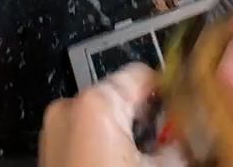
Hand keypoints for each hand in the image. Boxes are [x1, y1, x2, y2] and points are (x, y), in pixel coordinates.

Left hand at [40, 63, 169, 166]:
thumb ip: (177, 146)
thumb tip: (185, 141)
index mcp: (96, 102)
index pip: (141, 74)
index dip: (167, 90)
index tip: (182, 107)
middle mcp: (69, 107)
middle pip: (120, 96)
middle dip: (144, 117)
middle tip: (167, 140)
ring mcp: (53, 131)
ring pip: (101, 117)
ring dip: (123, 133)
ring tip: (143, 157)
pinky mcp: (48, 153)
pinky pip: (83, 135)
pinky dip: (102, 145)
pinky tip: (118, 164)